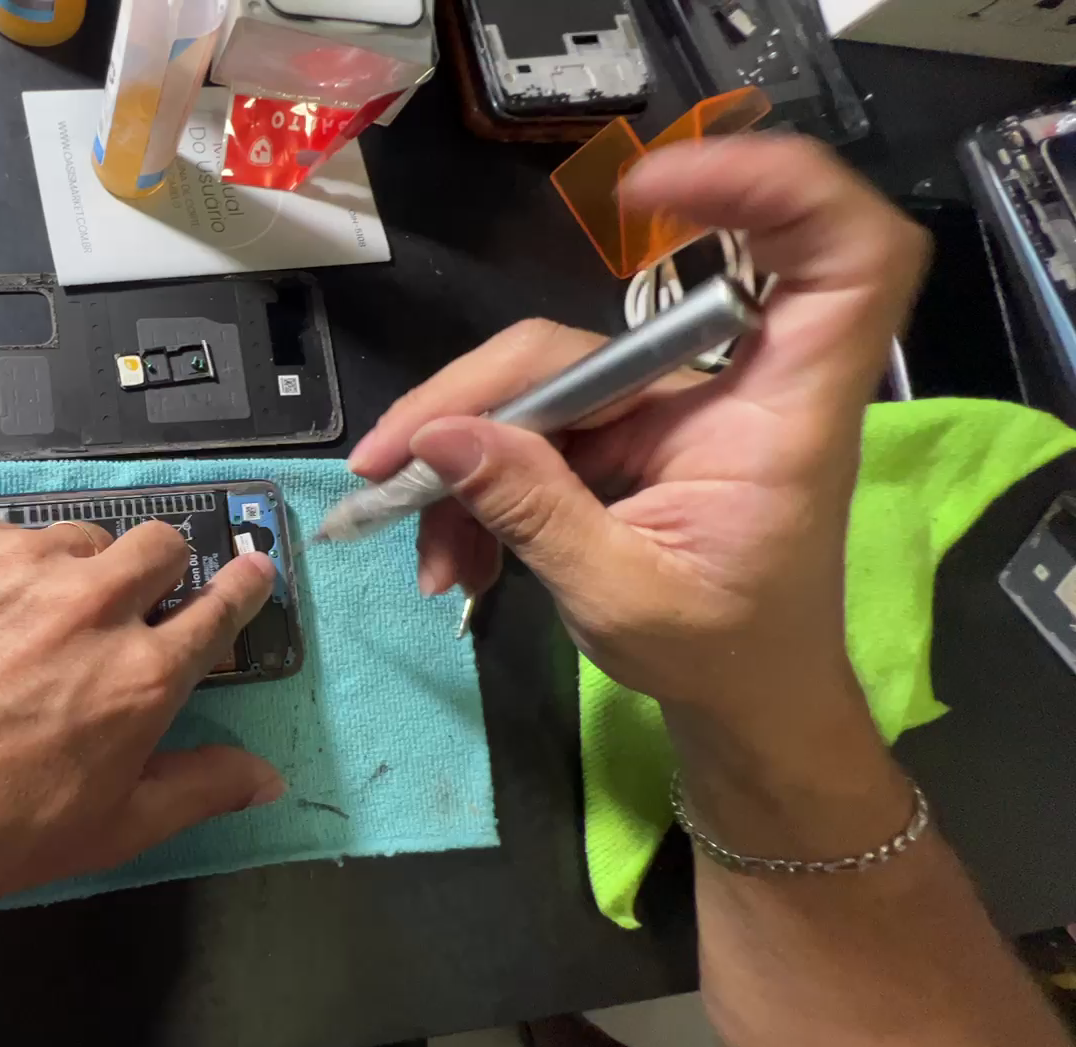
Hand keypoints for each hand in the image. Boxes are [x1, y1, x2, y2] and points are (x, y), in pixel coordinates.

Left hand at [0, 518, 284, 911]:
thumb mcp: (109, 829)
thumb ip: (199, 790)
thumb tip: (268, 778)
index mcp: (140, 673)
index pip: (219, 610)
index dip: (243, 587)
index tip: (252, 568)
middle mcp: (91, 603)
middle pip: (160, 544)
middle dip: (158, 572)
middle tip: (123, 611)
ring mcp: (20, 564)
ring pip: (83, 538)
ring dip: (80, 571)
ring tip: (35, 622)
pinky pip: (8, 536)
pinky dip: (9, 569)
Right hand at [346, 135, 928, 724]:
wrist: (732, 698)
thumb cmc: (717, 653)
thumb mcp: (618, 594)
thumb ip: (531, 513)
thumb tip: (437, 438)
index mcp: (766, 417)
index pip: (823, 263)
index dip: (760, 194)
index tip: (648, 188)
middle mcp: (702, 397)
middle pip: (570, 351)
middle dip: (464, 404)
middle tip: (384, 468)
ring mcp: (640, 420)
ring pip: (518, 403)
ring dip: (451, 474)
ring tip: (425, 552)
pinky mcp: (597, 448)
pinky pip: (510, 448)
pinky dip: (467, 500)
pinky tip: (448, 558)